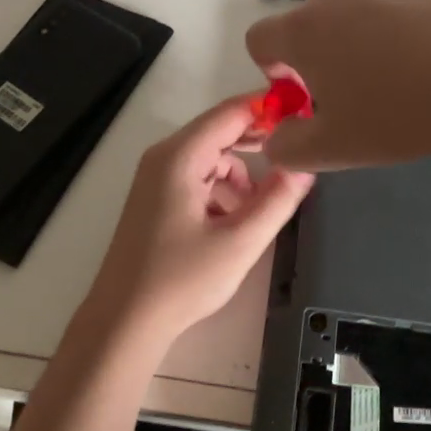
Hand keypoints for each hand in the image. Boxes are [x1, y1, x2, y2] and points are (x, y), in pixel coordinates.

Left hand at [88, 96, 314, 339]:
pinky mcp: (155, 198)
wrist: (124, 322)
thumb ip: (278, 200)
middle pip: (220, 131)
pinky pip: (197, 177)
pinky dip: (221, 190)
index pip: (231, 112)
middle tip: (297, 153)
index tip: (305, 112)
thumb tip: (306, 166)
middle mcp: (164, 157)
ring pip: (210, 157)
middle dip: (259, 140)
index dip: (269, 108)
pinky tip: (235, 222)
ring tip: (262, 207)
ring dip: (241, 173)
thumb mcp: (240, 242)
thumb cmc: (180, 281)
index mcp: (180, 156)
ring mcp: (155, 177)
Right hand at [245, 0, 430, 170]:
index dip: (274, 73)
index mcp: (304, 30)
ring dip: (357, 45)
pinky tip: (428, 64)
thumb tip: (277, 138)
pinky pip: (390, 10)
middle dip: (318, 61)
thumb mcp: (332, 149)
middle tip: (353, 99)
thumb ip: (286, 148)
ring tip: (399, 83)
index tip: (306, 100)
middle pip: (307, 27)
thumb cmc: (399, 114)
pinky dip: (396, 33)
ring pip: (351, 17)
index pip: (259, 40)